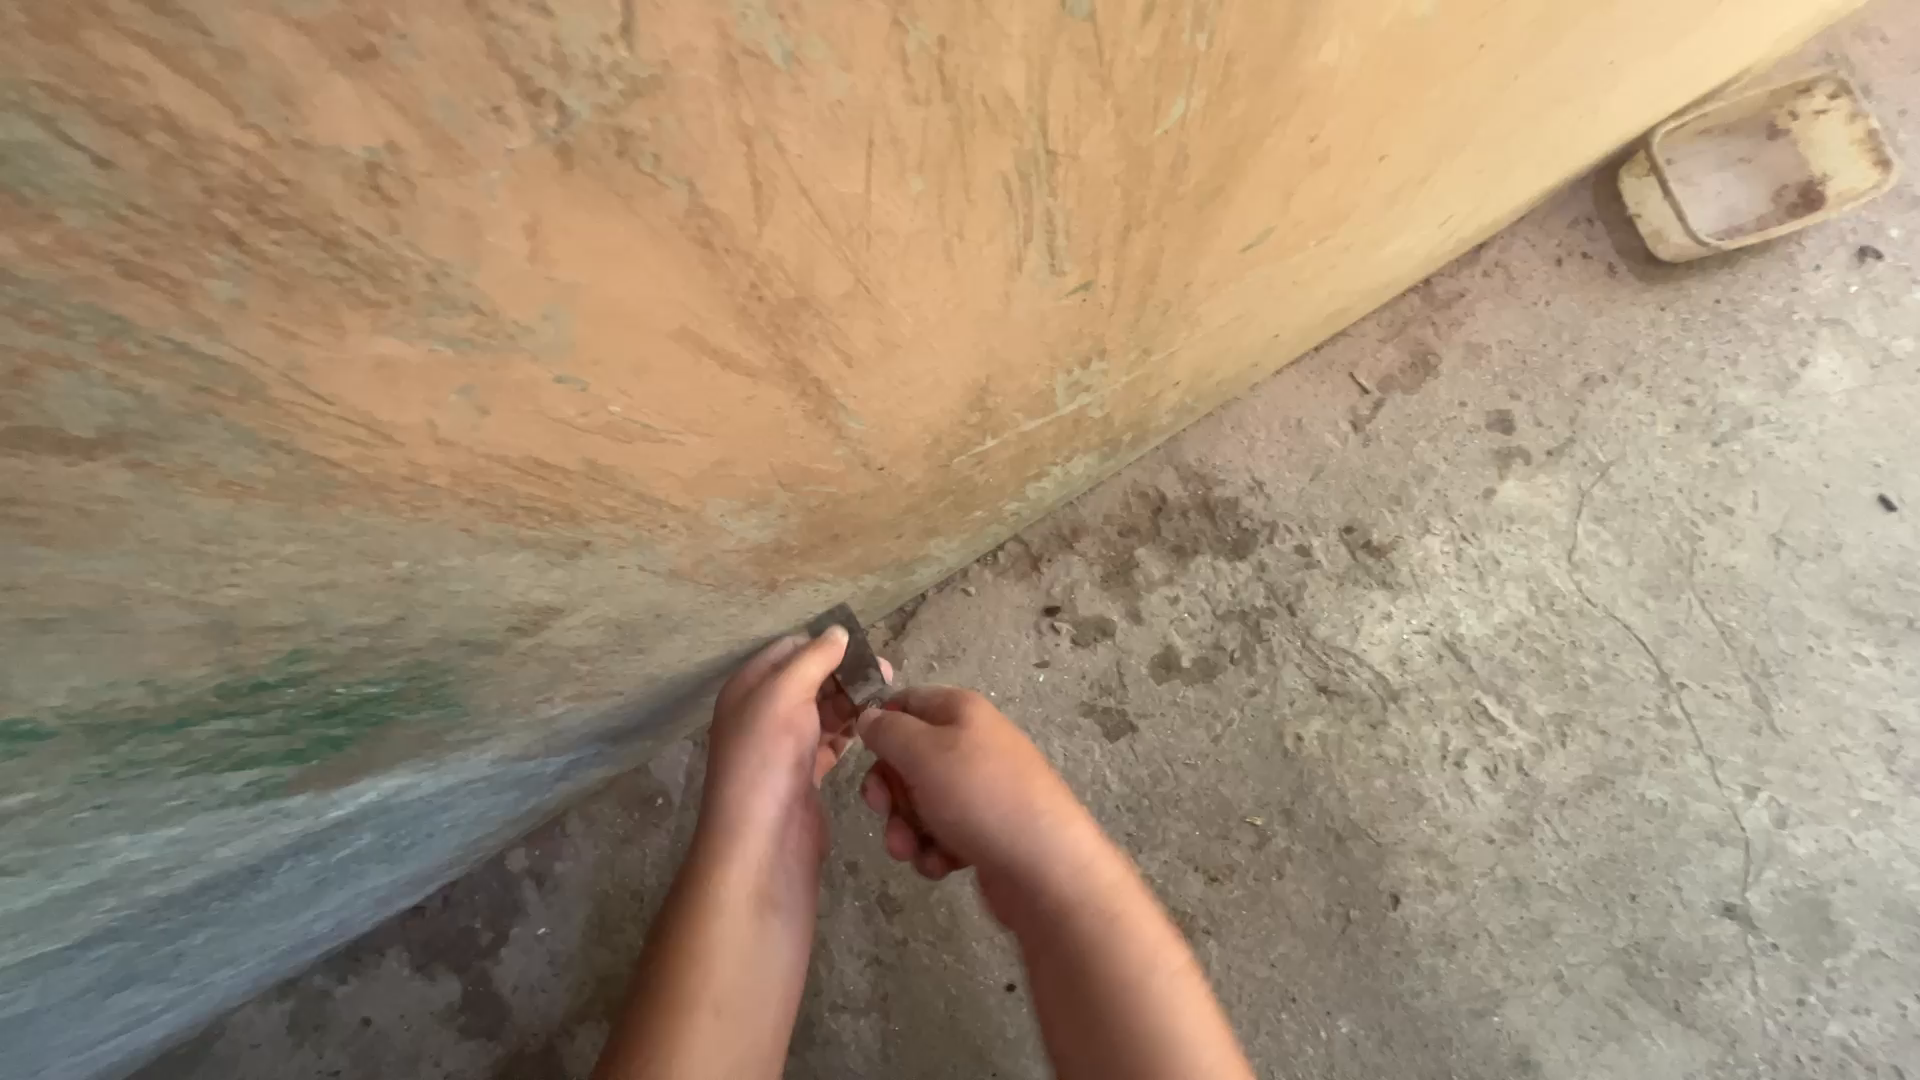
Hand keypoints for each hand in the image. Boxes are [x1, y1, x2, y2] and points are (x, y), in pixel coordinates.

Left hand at [701, 627, 890, 856]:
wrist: (763, 840)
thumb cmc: (768, 756)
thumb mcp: (786, 693)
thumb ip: (813, 658)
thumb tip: (838, 631)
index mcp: (749, 687)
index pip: (790, 649)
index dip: (825, 645)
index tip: (864, 649)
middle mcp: (763, 712)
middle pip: (810, 679)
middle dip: (846, 674)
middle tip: (886, 675)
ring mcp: (784, 745)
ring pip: (823, 710)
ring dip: (852, 702)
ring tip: (887, 700)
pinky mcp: (804, 773)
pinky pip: (830, 740)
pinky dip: (850, 731)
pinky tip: (874, 728)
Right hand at [855, 686, 1110, 924]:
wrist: (1044, 867)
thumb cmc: (980, 797)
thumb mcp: (924, 753)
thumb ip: (889, 731)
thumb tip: (868, 715)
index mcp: (961, 711)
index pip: (906, 702)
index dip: (880, 727)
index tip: (864, 757)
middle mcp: (972, 743)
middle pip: (908, 758)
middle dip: (890, 791)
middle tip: (885, 812)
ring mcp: (981, 788)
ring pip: (920, 801)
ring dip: (907, 828)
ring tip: (913, 850)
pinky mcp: (985, 829)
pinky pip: (942, 832)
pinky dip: (934, 849)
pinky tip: (943, 864)